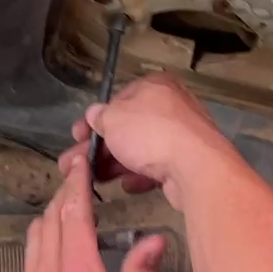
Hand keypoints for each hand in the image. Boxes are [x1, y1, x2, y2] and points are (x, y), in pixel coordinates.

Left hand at [16, 153, 166, 271]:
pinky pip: (29, 255)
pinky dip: (44, 235)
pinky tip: (60, 237)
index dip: (78, 183)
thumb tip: (155, 238)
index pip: (74, 216)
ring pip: (36, 233)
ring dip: (53, 211)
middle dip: (66, 188)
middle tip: (82, 169)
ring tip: (75, 199)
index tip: (84, 160)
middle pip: (51, 217)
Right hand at [74, 74, 244, 210]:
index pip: (120, 98)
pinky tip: (127, 185)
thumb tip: (94, 114)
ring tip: (94, 179)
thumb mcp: (113, 118)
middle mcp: (171, 105)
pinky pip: (157, 166)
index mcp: (155, 86)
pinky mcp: (187, 161)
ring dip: (116, 163)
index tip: (79, 136)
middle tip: (78, 163)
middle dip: (101, 146)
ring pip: (141, 148)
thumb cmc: (150, 133)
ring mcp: (181, 134)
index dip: (96, 118)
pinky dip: (140, 174)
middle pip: (129, 126)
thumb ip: (100, 116)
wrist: (194, 167)